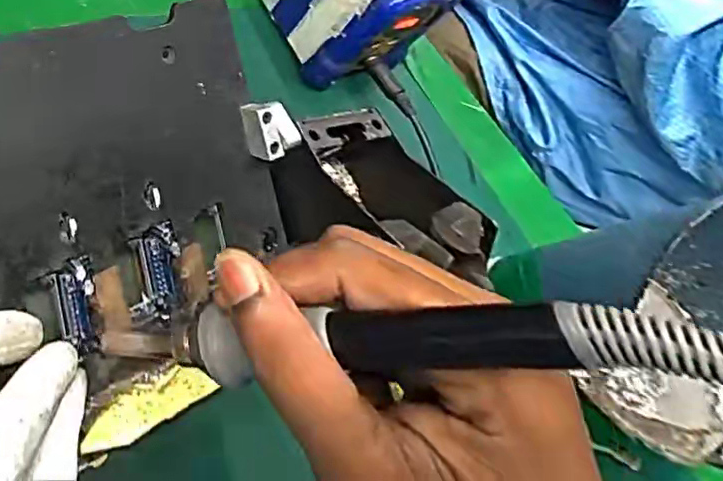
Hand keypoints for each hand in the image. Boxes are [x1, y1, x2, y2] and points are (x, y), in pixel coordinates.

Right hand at [215, 228, 598, 480]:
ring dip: (325, 321)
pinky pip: (389, 310)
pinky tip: (352, 386)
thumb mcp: (362, 466)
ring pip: (369, 280)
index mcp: (484, 342)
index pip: (354, 264)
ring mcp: (484, 332)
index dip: (285, 283)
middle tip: (264, 355)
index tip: (233, 321)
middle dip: (304, 301)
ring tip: (314, 381)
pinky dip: (352, 338)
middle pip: (363, 262)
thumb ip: (295, 366)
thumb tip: (234, 270)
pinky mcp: (469, 349)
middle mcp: (490, 318)